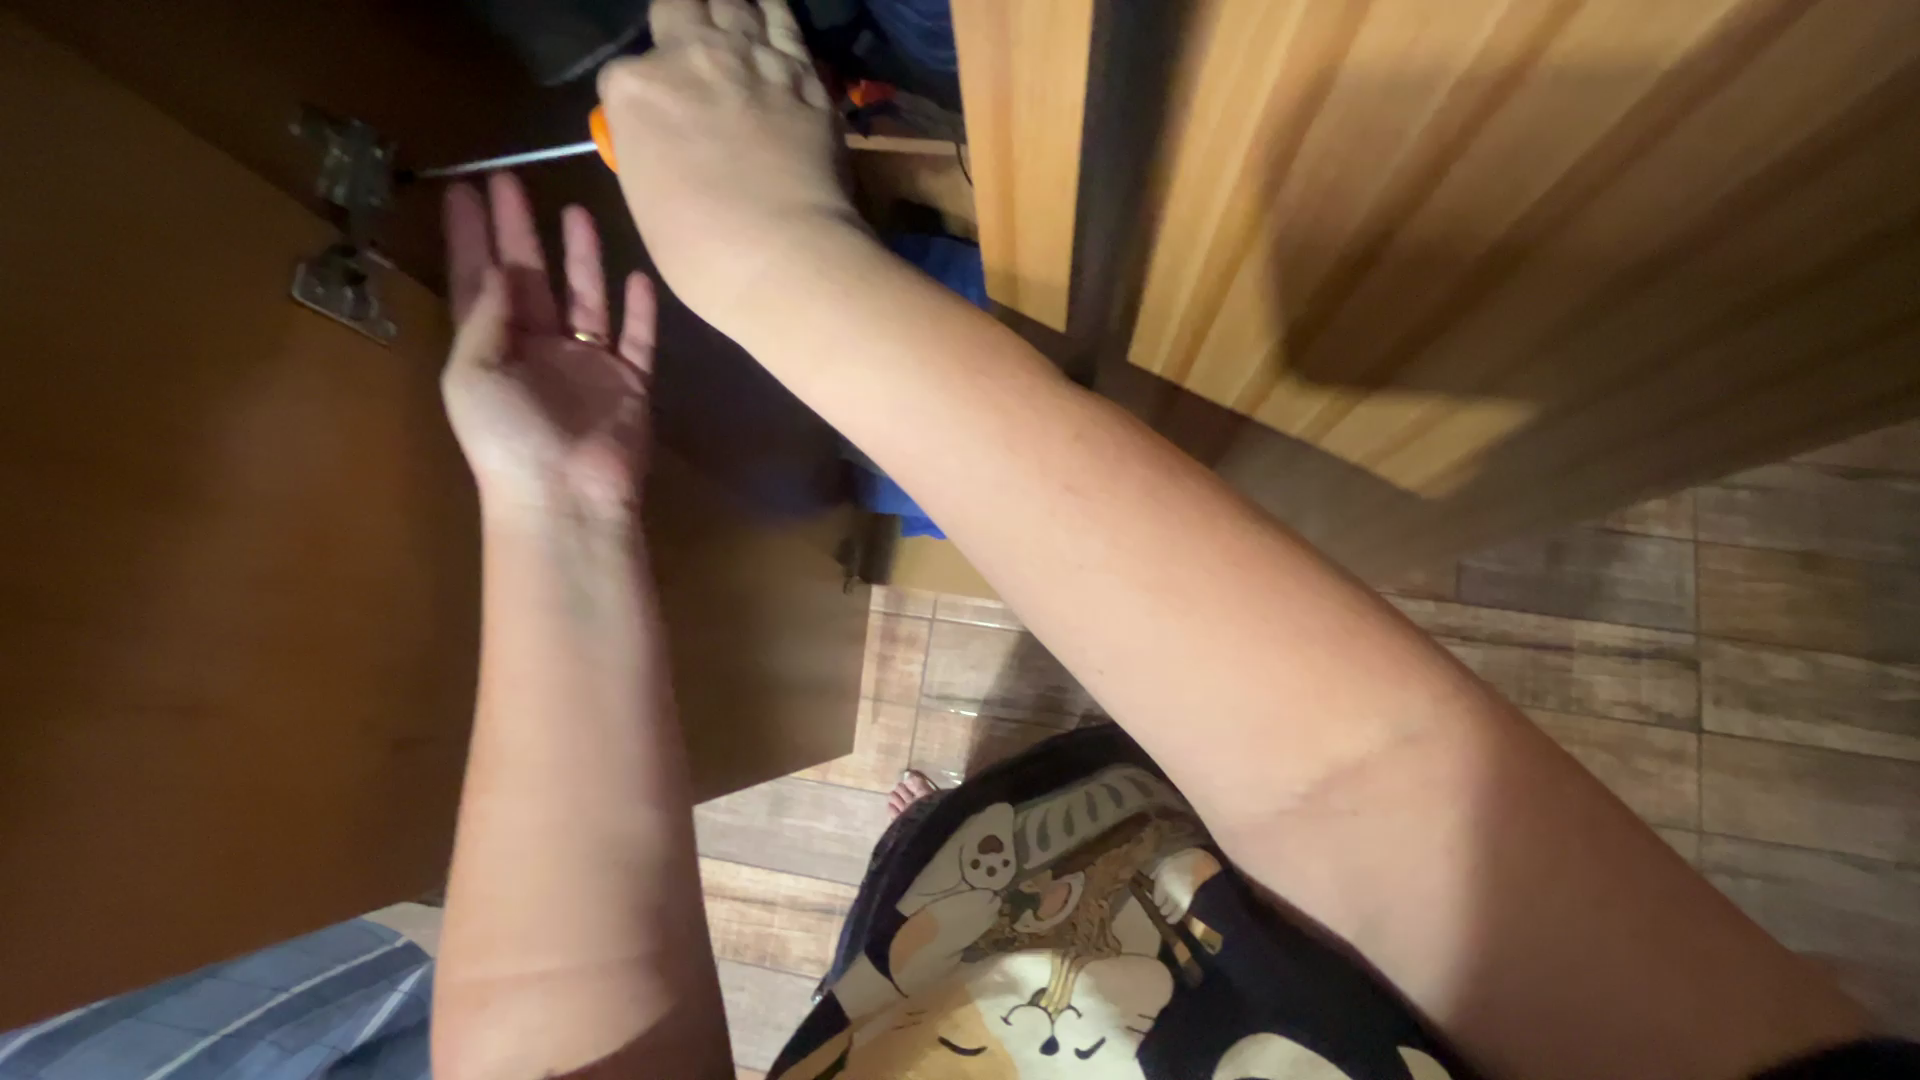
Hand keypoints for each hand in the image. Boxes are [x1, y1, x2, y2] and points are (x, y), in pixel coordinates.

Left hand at [442, 173, 655, 525]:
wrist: (568, 494)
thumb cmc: (508, 438)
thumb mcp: (471, 375)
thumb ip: (486, 319)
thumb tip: (502, 269)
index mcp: (494, 349)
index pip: (480, 281)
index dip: (471, 236)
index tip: (464, 188)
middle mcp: (540, 350)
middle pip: (532, 279)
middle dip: (520, 231)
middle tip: (512, 179)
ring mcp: (588, 366)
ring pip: (586, 300)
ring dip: (582, 259)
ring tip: (578, 211)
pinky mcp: (630, 383)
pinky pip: (637, 339)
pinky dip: (640, 311)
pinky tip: (639, 276)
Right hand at [596, 0, 860, 330]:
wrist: (785, 258)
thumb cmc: (704, 255)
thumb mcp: (649, 205)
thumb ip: (655, 155)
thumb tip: (673, 148)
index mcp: (634, 90)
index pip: (627, 74)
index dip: (645, 95)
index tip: (662, 118)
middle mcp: (689, 57)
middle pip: (680, 8)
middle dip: (683, 23)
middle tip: (696, 50)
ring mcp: (751, 61)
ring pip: (735, 3)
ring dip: (731, 9)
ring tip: (733, 19)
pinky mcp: (805, 78)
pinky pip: (788, 26)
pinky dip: (777, 19)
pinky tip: (773, 17)